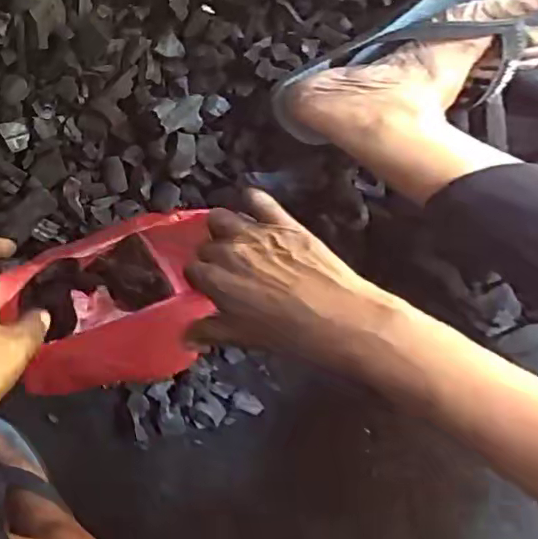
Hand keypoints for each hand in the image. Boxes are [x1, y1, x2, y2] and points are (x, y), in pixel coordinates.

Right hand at [185, 190, 404, 374]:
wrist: (352, 323)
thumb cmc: (295, 335)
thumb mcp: (245, 339)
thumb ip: (208, 331)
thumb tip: (185, 336)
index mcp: (214, 278)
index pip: (192, 269)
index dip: (202, 279)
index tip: (215, 288)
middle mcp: (227, 250)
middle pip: (205, 245)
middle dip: (214, 257)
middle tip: (232, 273)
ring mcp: (254, 233)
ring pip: (219, 218)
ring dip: (222, 229)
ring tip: (237, 243)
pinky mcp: (282, 223)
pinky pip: (257, 199)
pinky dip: (252, 201)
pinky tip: (255, 212)